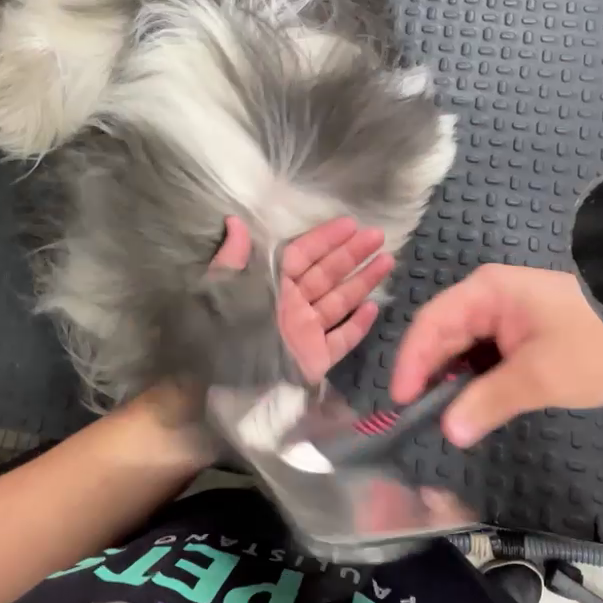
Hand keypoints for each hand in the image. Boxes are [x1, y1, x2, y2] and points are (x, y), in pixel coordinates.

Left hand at [209, 215, 391, 381]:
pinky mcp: (314, 360)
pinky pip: (341, 340)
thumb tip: (235, 220)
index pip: (302, 255)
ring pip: (339, 302)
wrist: (215, 382)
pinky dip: (358, 325)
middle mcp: (291, 305)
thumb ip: (233, 256)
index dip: (325, 239)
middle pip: (327, 274)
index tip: (351, 223)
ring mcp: (305, 333)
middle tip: (378, 235)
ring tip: (387, 261)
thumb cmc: (218, 329)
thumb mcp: (220, 287)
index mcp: (269, 285)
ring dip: (362, 281)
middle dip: (352, 254)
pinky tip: (374, 307)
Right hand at [390, 264, 602, 447]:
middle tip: (415, 414)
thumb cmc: (595, 347)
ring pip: (461, 344)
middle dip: (428, 372)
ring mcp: (504, 311)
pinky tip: (470, 400)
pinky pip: (481, 351)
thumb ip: (488, 401)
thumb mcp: (540, 378)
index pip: (432, 324)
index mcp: (487, 293)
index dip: (412, 362)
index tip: (401, 402)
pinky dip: (472, 376)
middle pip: (442, 333)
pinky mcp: (519, 328)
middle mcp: (489, 296)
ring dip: (449, 376)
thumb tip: (449, 431)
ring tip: (439, 412)